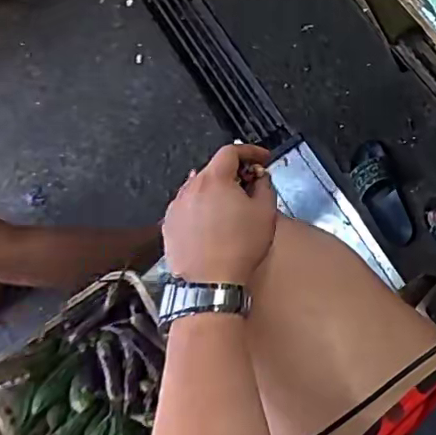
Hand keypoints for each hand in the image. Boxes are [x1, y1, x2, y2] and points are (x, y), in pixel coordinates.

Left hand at [163, 144, 278, 285]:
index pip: (231, 151)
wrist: (210, 283)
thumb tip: (261, 178)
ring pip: (199, 188)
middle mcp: (191, 189)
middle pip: (214, 168)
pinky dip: (202, 208)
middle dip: (234, 172)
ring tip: (233, 208)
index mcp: (214, 180)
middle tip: (251, 184)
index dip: (250, 151)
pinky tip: (215, 224)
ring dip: (217, 191)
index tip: (260, 158)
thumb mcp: (265, 212)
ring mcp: (177, 207)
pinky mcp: (170, 225)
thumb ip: (265, 186)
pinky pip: (188, 207)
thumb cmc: (236, 250)